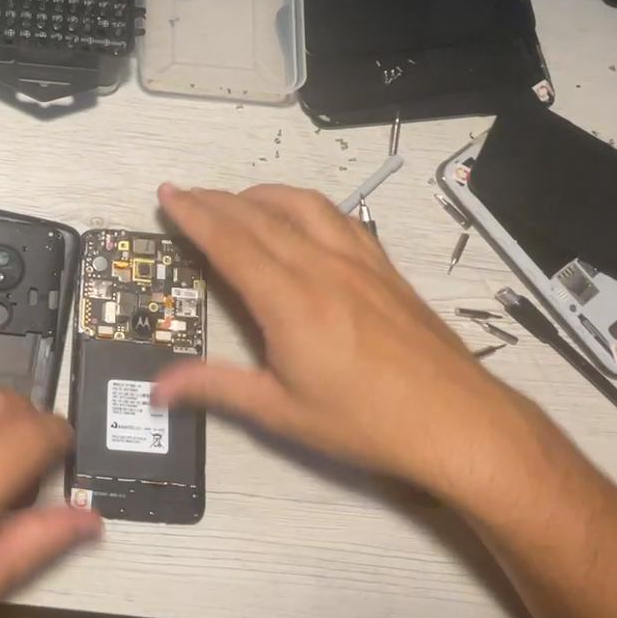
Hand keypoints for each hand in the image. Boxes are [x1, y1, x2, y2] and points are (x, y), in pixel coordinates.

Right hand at [152, 183, 534, 495]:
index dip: (193, 215)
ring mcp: (358, 262)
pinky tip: (299, 216)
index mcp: (289, 301)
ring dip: (260, 195)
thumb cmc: (366, 422)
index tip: (168, 194)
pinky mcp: (385, 268)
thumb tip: (156, 389)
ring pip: (301, 206)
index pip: (229, 243)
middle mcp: (321, 268)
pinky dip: (305, 205)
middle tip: (184, 193)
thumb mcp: (280, 412)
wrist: (460, 424)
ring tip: (234, 199)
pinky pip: (339, 218)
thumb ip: (214, 389)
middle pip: (258, 217)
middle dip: (214, 200)